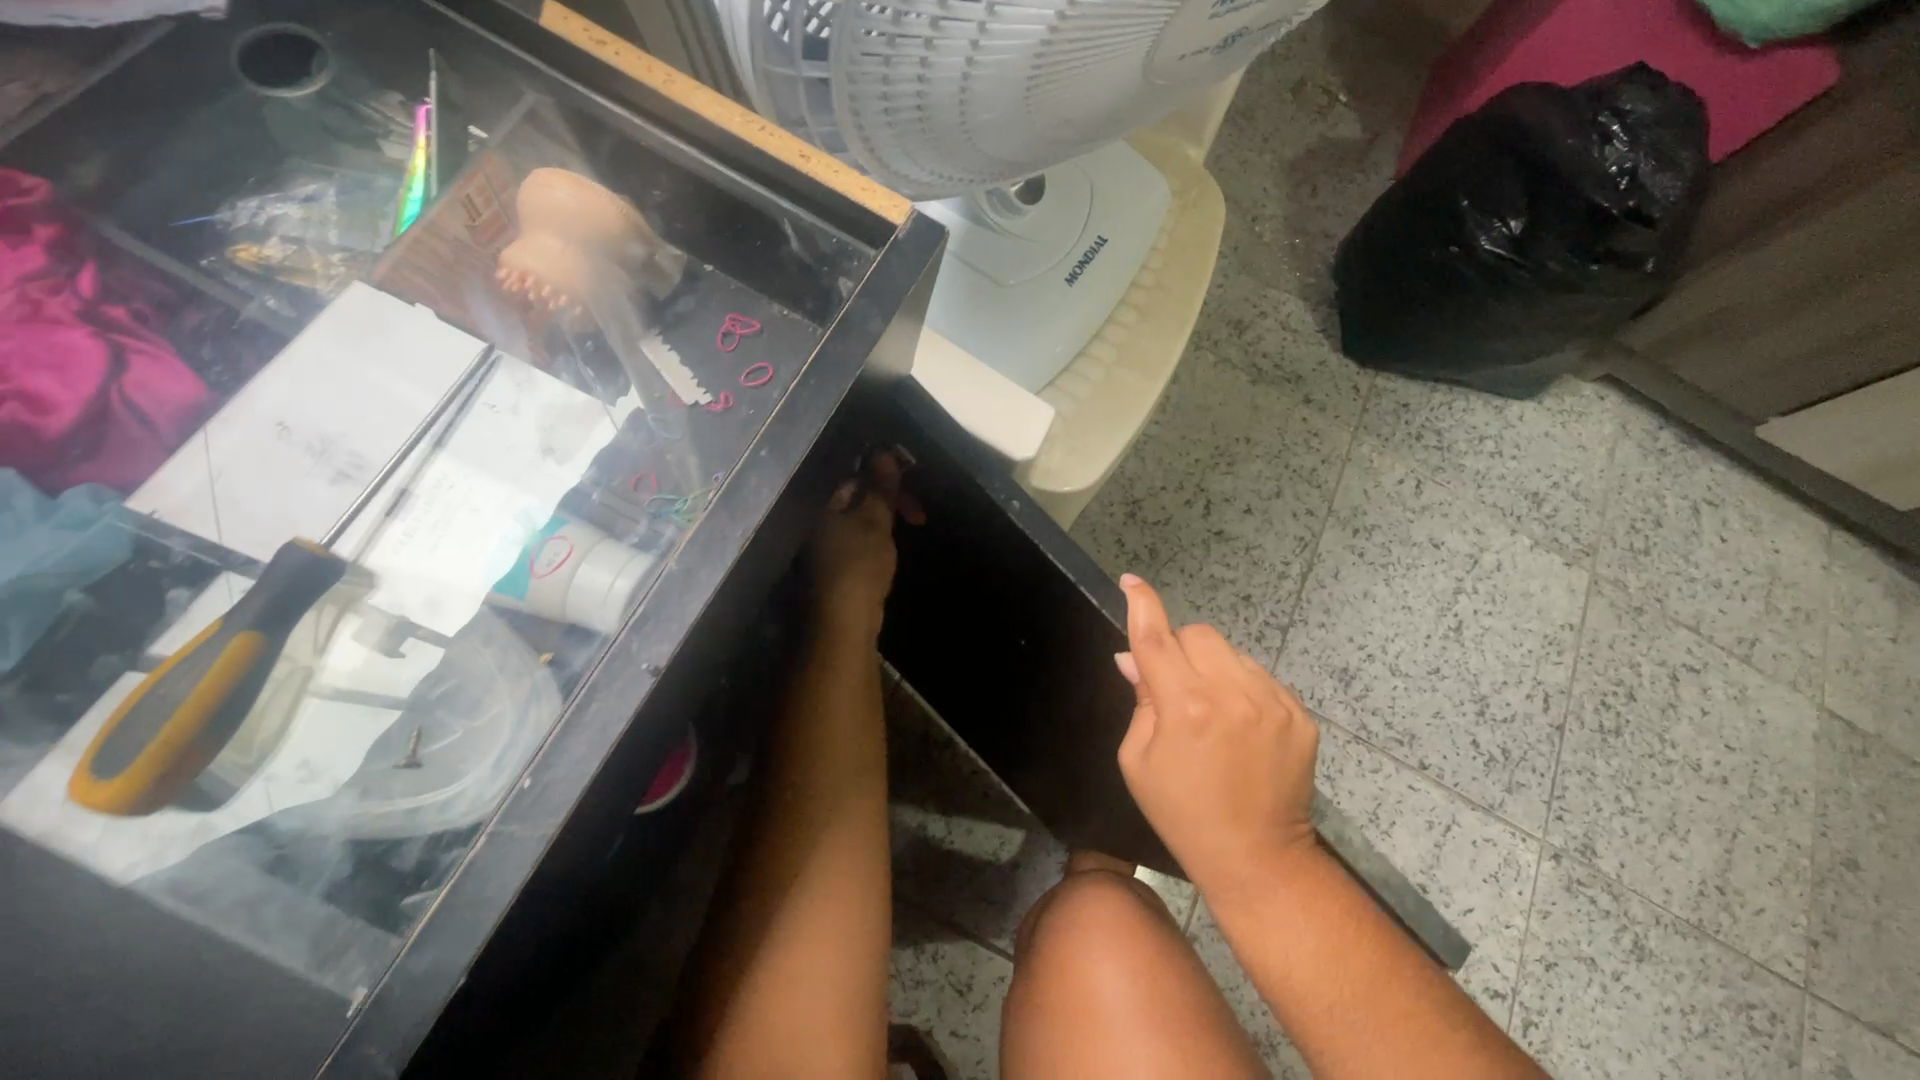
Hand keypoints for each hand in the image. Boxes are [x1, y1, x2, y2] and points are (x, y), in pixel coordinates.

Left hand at [809, 450, 921, 639]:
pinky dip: (875, 544)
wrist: (844, 623)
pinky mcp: (835, 571)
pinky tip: (888, 555)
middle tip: (918, 516)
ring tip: (908, 530)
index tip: (914, 489)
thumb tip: (883, 452)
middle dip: (888, 502)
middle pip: (856, 499)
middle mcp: (818, 523)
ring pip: (858, 523)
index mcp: (824, 506)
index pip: (854, 477)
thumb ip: (879, 488)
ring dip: (884, 522)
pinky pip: (858, 544)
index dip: (886, 477)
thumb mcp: (874, 521)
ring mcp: (825, 549)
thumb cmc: (859, 566)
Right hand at [1114, 574, 1319, 897]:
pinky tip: (1242, 730)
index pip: (1155, 637)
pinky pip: (1262, 679)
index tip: (1130, 581)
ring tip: (1214, 716)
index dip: (1141, 605)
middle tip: (1176, 690)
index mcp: (1184, 706)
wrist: (1255, 855)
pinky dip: (1244, 691)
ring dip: (1214, 670)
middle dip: (1180, 650)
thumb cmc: (1181, 812)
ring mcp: (1272, 702)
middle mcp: (1231, 693)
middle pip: (1198, 635)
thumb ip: (1140, 700)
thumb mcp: (1137, 760)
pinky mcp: (1299, 715)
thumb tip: (1135, 657)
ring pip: (1232, 654)